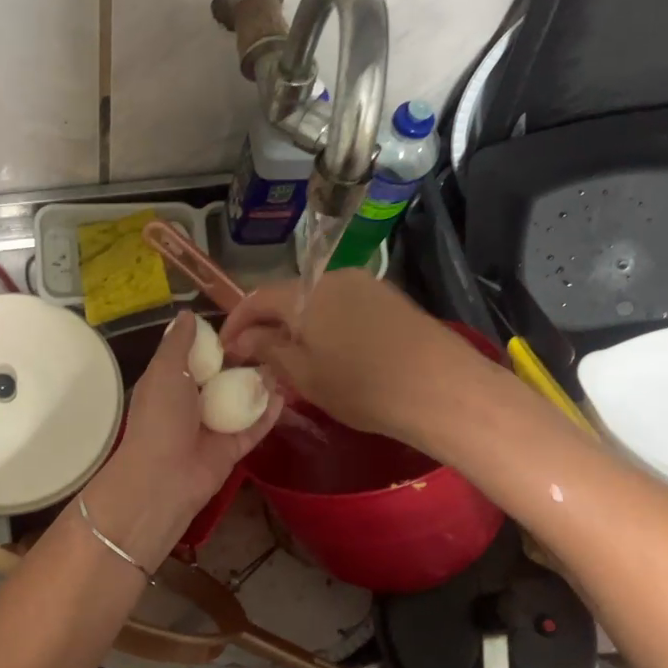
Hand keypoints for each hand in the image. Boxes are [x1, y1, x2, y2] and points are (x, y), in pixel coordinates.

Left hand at [84, 311, 281, 558]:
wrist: (163, 478)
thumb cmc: (160, 417)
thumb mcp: (164, 370)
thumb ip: (178, 343)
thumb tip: (187, 314)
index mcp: (169, 383)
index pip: (195, 357)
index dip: (216, 343)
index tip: (243, 324)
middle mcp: (191, 404)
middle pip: (222, 378)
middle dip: (244, 362)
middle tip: (273, 341)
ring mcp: (212, 428)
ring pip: (241, 401)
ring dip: (260, 385)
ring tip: (286, 363)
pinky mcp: (232, 449)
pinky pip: (253, 427)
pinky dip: (268, 413)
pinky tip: (285, 394)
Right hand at [221, 271, 482, 445]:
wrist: (442, 389)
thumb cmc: (362, 387)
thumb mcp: (304, 375)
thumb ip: (268, 350)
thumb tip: (243, 340)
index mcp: (306, 293)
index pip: (256, 298)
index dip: (235, 322)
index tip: (225, 349)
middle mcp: (334, 279)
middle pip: (288, 297)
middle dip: (268, 325)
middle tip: (256, 358)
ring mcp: (367, 286)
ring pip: (317, 302)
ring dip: (298, 327)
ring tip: (291, 361)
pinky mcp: (391, 301)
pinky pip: (344, 308)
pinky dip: (327, 328)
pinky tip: (330, 356)